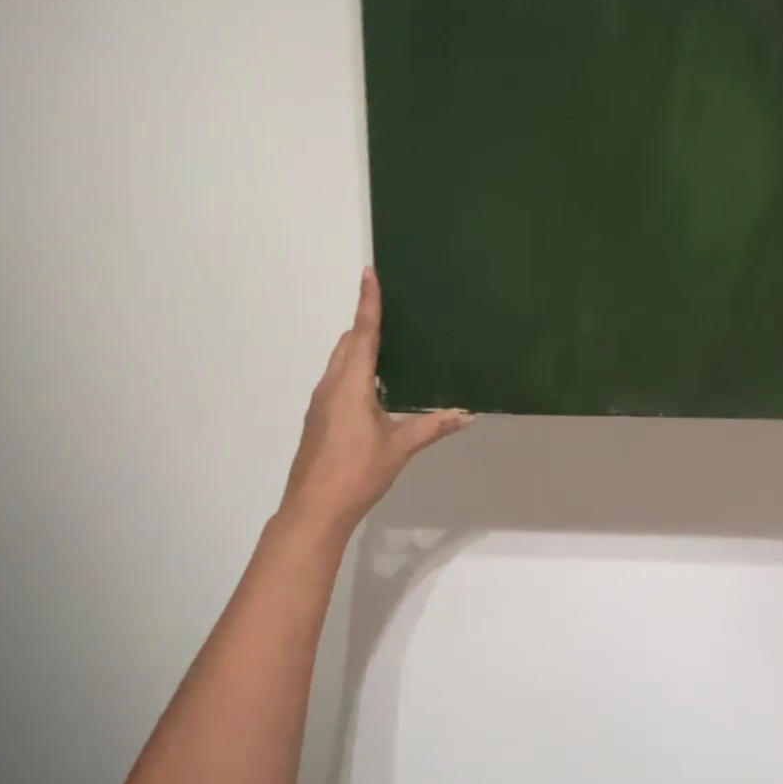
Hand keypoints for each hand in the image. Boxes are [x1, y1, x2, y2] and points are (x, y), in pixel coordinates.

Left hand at [279, 267, 471, 534]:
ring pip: (339, 361)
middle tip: (392, 312)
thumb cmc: (357, 473)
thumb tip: (469, 415)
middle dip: (365, 323)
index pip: (363, 332)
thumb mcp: (400, 447)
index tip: (369, 273)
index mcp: (352, 384)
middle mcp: (332, 385)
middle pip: (348, 343)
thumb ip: (433, 426)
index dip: (368, 302)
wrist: (313, 510)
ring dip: (358, 347)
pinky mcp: (318, 418)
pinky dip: (353, 370)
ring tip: (389, 346)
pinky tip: (374, 388)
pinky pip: (336, 379)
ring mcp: (320, 402)